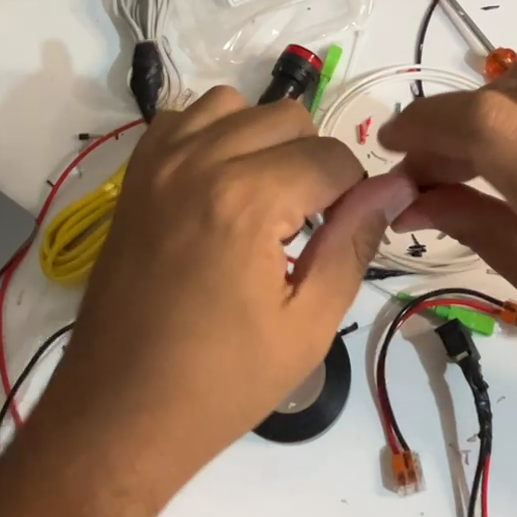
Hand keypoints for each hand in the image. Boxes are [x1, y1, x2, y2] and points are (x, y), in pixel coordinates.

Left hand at [33, 86, 415, 493]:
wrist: (119, 412)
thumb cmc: (221, 382)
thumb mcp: (308, 324)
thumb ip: (354, 242)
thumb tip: (396, 185)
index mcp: (247, 200)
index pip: (333, 157)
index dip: (353, 193)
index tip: (342, 232)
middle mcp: (200, 161)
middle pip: (289, 117)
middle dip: (313, 162)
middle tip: (304, 222)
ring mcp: (159, 162)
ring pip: (236, 104)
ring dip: (262, 138)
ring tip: (262, 195)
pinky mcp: (133, 174)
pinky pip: (183, 117)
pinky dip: (211, 134)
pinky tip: (217, 183)